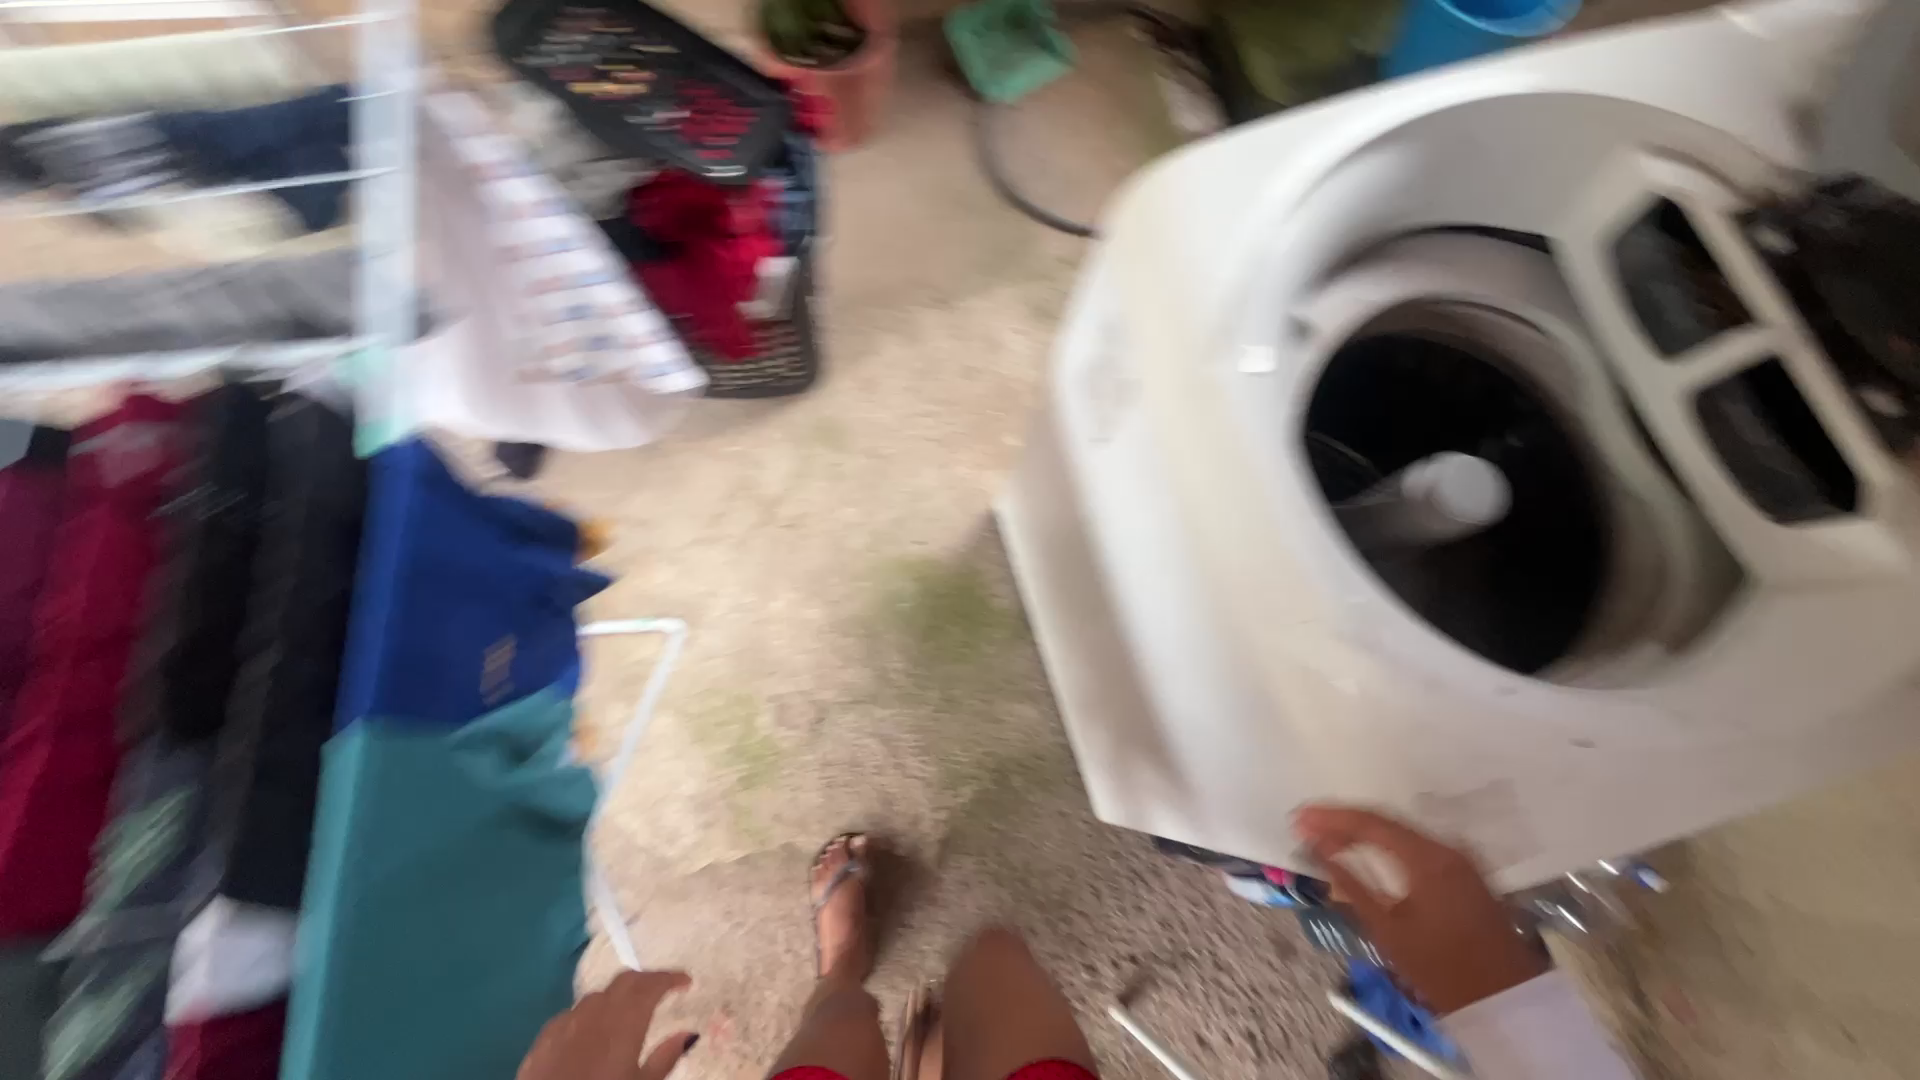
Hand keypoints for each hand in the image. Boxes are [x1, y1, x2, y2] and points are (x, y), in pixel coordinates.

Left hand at [517, 970, 699, 1079]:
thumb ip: (665, 1058)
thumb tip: (688, 1034)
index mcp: (626, 1020)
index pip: (653, 984)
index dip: (671, 978)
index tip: (686, 982)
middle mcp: (597, 1012)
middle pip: (626, 980)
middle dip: (646, 980)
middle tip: (661, 990)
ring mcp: (567, 1023)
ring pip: (598, 995)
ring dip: (617, 996)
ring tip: (626, 1011)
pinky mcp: (544, 1039)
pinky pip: (572, 1014)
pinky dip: (588, 1014)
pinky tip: (589, 1031)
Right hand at [1292, 804, 1547, 1013]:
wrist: (1508, 1003)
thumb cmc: (1440, 969)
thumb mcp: (1385, 928)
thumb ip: (1347, 880)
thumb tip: (1314, 846)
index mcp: (1427, 857)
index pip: (1369, 821)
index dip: (1329, 817)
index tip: (1298, 817)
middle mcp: (1446, 848)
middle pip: (1385, 821)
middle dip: (1342, 821)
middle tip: (1306, 826)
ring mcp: (1459, 859)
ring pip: (1400, 832)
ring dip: (1362, 832)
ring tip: (1328, 839)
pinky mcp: (1465, 872)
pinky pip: (1416, 845)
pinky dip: (1385, 844)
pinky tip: (1364, 853)